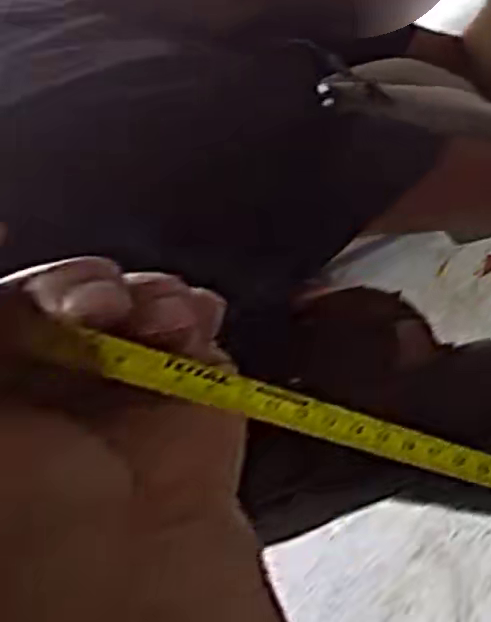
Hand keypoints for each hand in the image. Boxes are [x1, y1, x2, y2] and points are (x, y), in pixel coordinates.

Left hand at [0, 257, 241, 529]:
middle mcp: (32, 356)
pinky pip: (195, 308)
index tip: (13, 233)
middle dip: (84, 284)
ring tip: (160, 326)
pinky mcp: (185, 357)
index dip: (13, 273)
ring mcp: (113, 357)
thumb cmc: (15, 493)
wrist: (119, 533)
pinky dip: (196, 309)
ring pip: (134, 289)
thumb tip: (4, 255)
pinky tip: (188, 331)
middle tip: (99, 306)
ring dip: (151, 297)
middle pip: (59, 283)